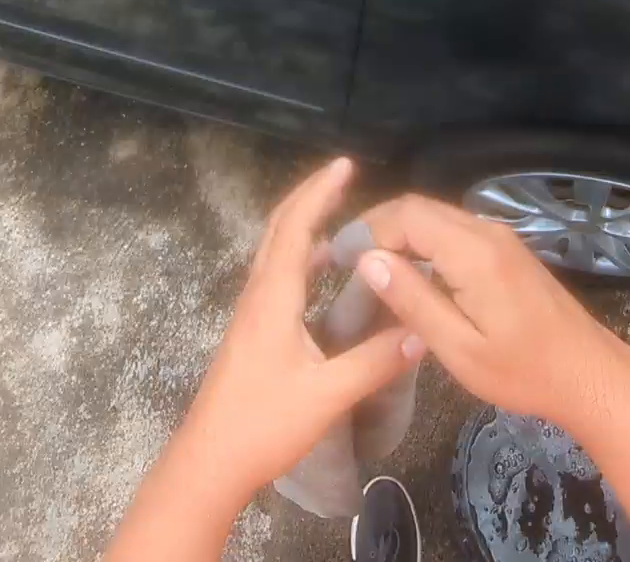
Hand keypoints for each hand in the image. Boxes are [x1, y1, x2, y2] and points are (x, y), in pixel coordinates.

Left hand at [170, 158, 426, 508]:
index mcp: (274, 296)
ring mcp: (251, 311)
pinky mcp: (253, 328)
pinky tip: (324, 268)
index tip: (345, 164)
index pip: (296, 226)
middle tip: (343, 173)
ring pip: (275, 248)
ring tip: (339, 209)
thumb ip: (374, 363)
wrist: (208, 465)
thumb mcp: (326, 396)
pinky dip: (301, 252)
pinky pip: (277, 272)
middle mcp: (259, 293)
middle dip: (310, 194)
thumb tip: (422, 332)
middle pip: (280, 226)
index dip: (320, 191)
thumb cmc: (262, 426)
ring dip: (303, 219)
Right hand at [352, 195, 629, 433]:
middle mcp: (486, 231)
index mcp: (473, 252)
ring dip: (401, 231)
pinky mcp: (506, 248)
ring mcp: (500, 236)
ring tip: (373, 266)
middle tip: (349, 260)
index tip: (340, 256)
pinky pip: (455, 228)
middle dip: (380, 226)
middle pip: (420, 207)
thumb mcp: (460, 348)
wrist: (590, 374)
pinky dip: (425, 239)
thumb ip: (413, 300)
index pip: (407, 215)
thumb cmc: (524, 371)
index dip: (368, 227)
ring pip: (437, 215)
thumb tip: (368, 260)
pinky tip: (412, 269)